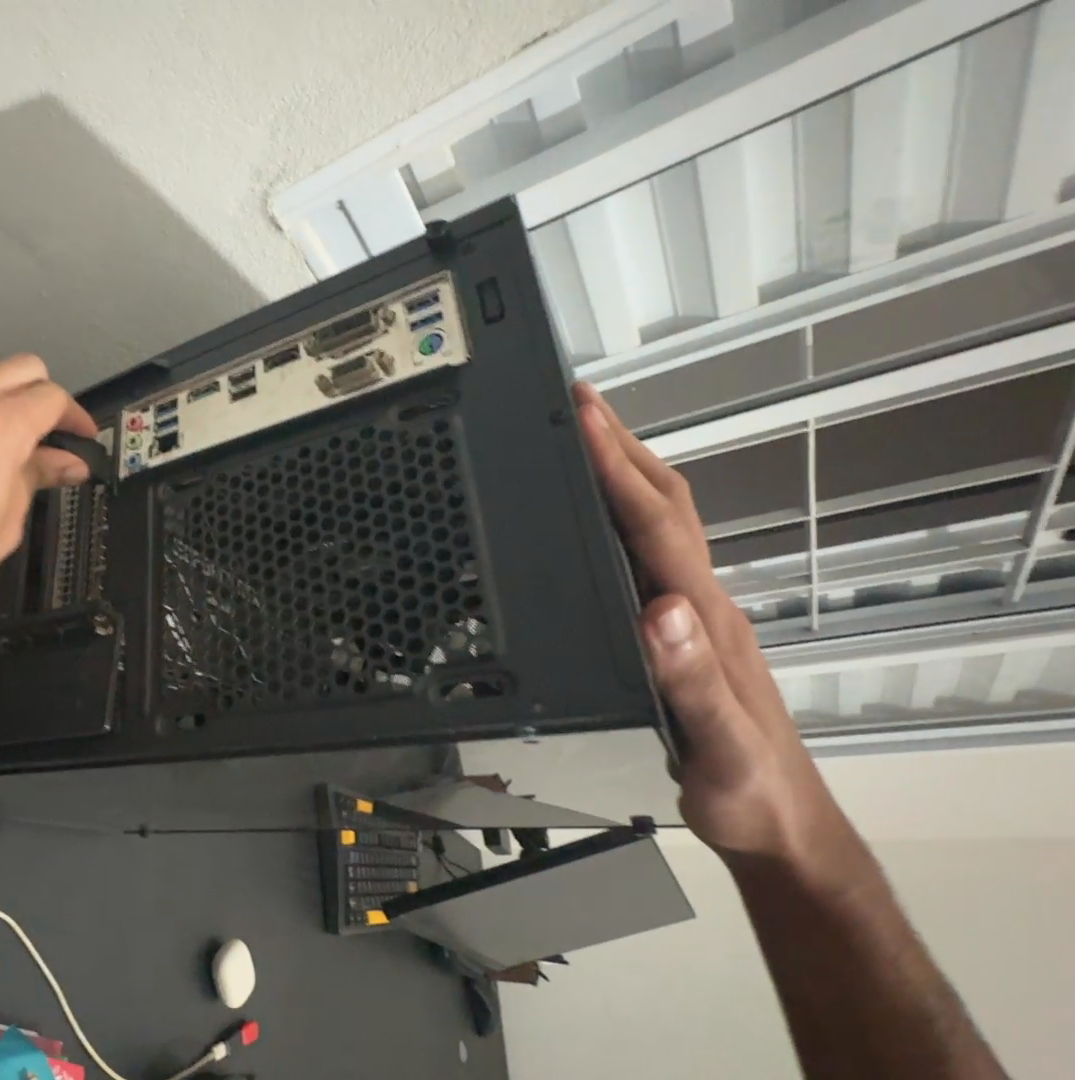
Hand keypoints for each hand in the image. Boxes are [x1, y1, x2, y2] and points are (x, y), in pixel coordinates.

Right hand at [574, 384, 844, 865]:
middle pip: (667, 503)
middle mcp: (702, 601)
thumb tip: (662, 607)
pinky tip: (598, 517)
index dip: (618, 469)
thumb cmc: (745, 788)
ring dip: (626, 469)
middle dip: (623, 446)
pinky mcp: (683, 627)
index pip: (657, 526)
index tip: (582, 419)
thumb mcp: (719, 745)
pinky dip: (624, 512)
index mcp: (704, 617)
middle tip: (578, 404)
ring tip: (585, 438)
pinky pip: (651, 550)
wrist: (777, 820)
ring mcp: (695, 611)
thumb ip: (691, 679)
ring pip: (663, 519)